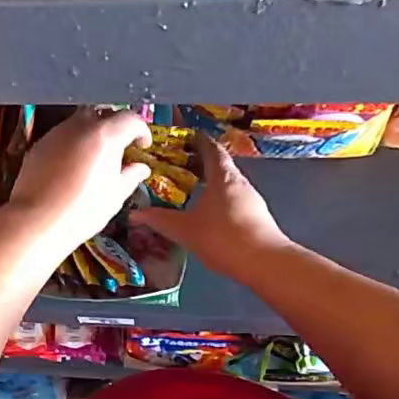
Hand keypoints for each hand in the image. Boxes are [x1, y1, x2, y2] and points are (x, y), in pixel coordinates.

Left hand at [0, 108, 153, 261]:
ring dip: (91, 133)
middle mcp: (80, 126)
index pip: (131, 119)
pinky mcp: (39, 145)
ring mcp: (56, 133)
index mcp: (105, 134)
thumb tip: (141, 168)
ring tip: (95, 158)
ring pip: (79, 122)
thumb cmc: (83, 210)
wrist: (37, 220)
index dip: (141, 130)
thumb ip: (130, 176)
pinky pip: (61, 137)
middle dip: (114, 125)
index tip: (142, 145)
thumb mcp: (115, 196)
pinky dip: (72, 144)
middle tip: (119, 146)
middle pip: (103, 112)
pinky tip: (72, 166)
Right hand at [134, 135, 293, 281]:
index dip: (198, 141)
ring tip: (190, 190)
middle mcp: (240, 183)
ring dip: (211, 184)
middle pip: (220, 166)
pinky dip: (220, 201)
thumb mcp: (185, 229)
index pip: (211, 150)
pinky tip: (208, 215)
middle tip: (180, 165)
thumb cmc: (222, 237)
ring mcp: (252, 201)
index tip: (186, 136)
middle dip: (201, 164)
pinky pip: (234, 201)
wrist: (264, 262)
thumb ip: (160, 220)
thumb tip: (135, 214)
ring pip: (228, 185)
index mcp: (222, 177)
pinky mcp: (257, 218)